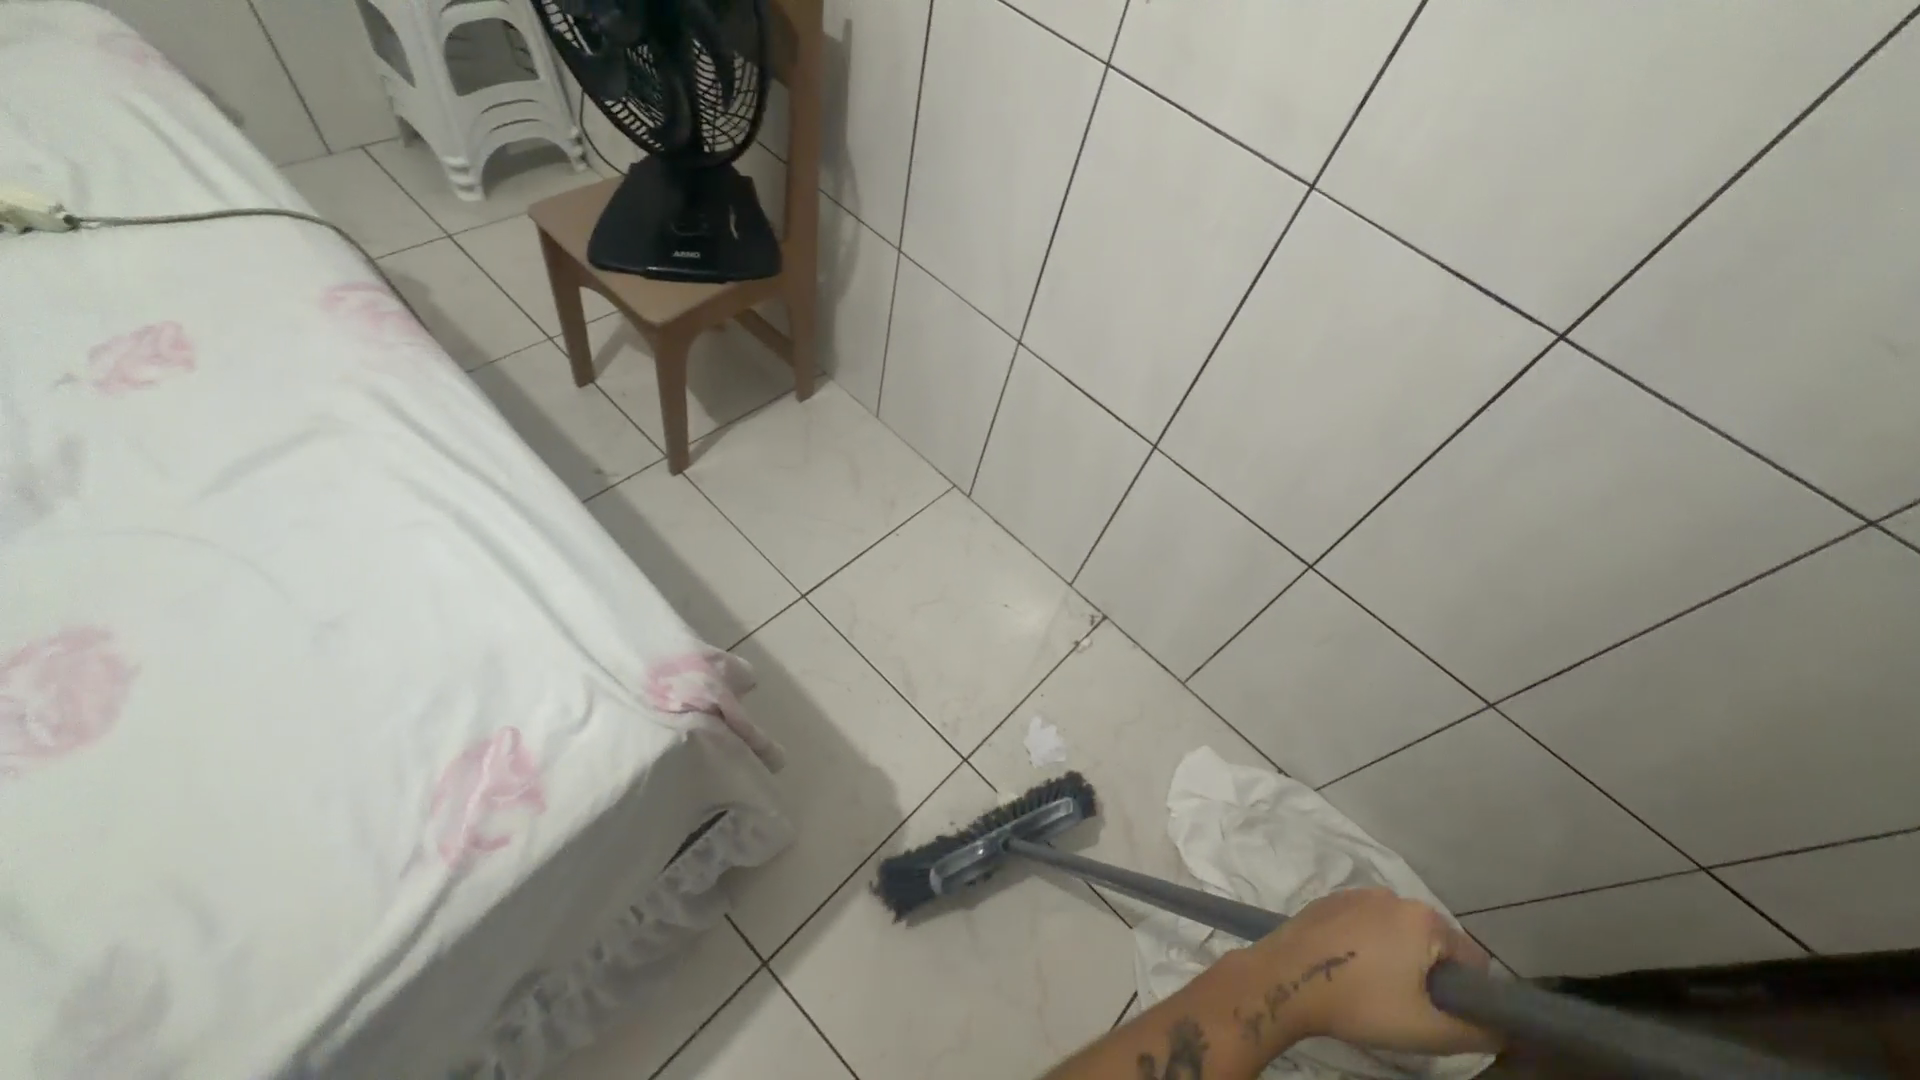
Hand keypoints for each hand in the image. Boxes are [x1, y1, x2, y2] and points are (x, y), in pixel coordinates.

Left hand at [1226, 887, 1500, 1057]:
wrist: (1284, 980)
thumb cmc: (1360, 1002)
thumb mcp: (1431, 1029)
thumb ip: (1480, 1030)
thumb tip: (1506, 1027)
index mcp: (1424, 918)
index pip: (1472, 959)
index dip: (1464, 993)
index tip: (1439, 1013)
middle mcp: (1393, 895)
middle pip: (1433, 943)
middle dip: (1428, 973)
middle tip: (1402, 1004)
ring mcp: (1356, 894)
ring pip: (1397, 933)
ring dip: (1396, 959)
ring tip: (1371, 989)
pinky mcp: (1328, 901)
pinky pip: (1364, 925)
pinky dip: (1365, 946)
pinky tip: (1347, 970)